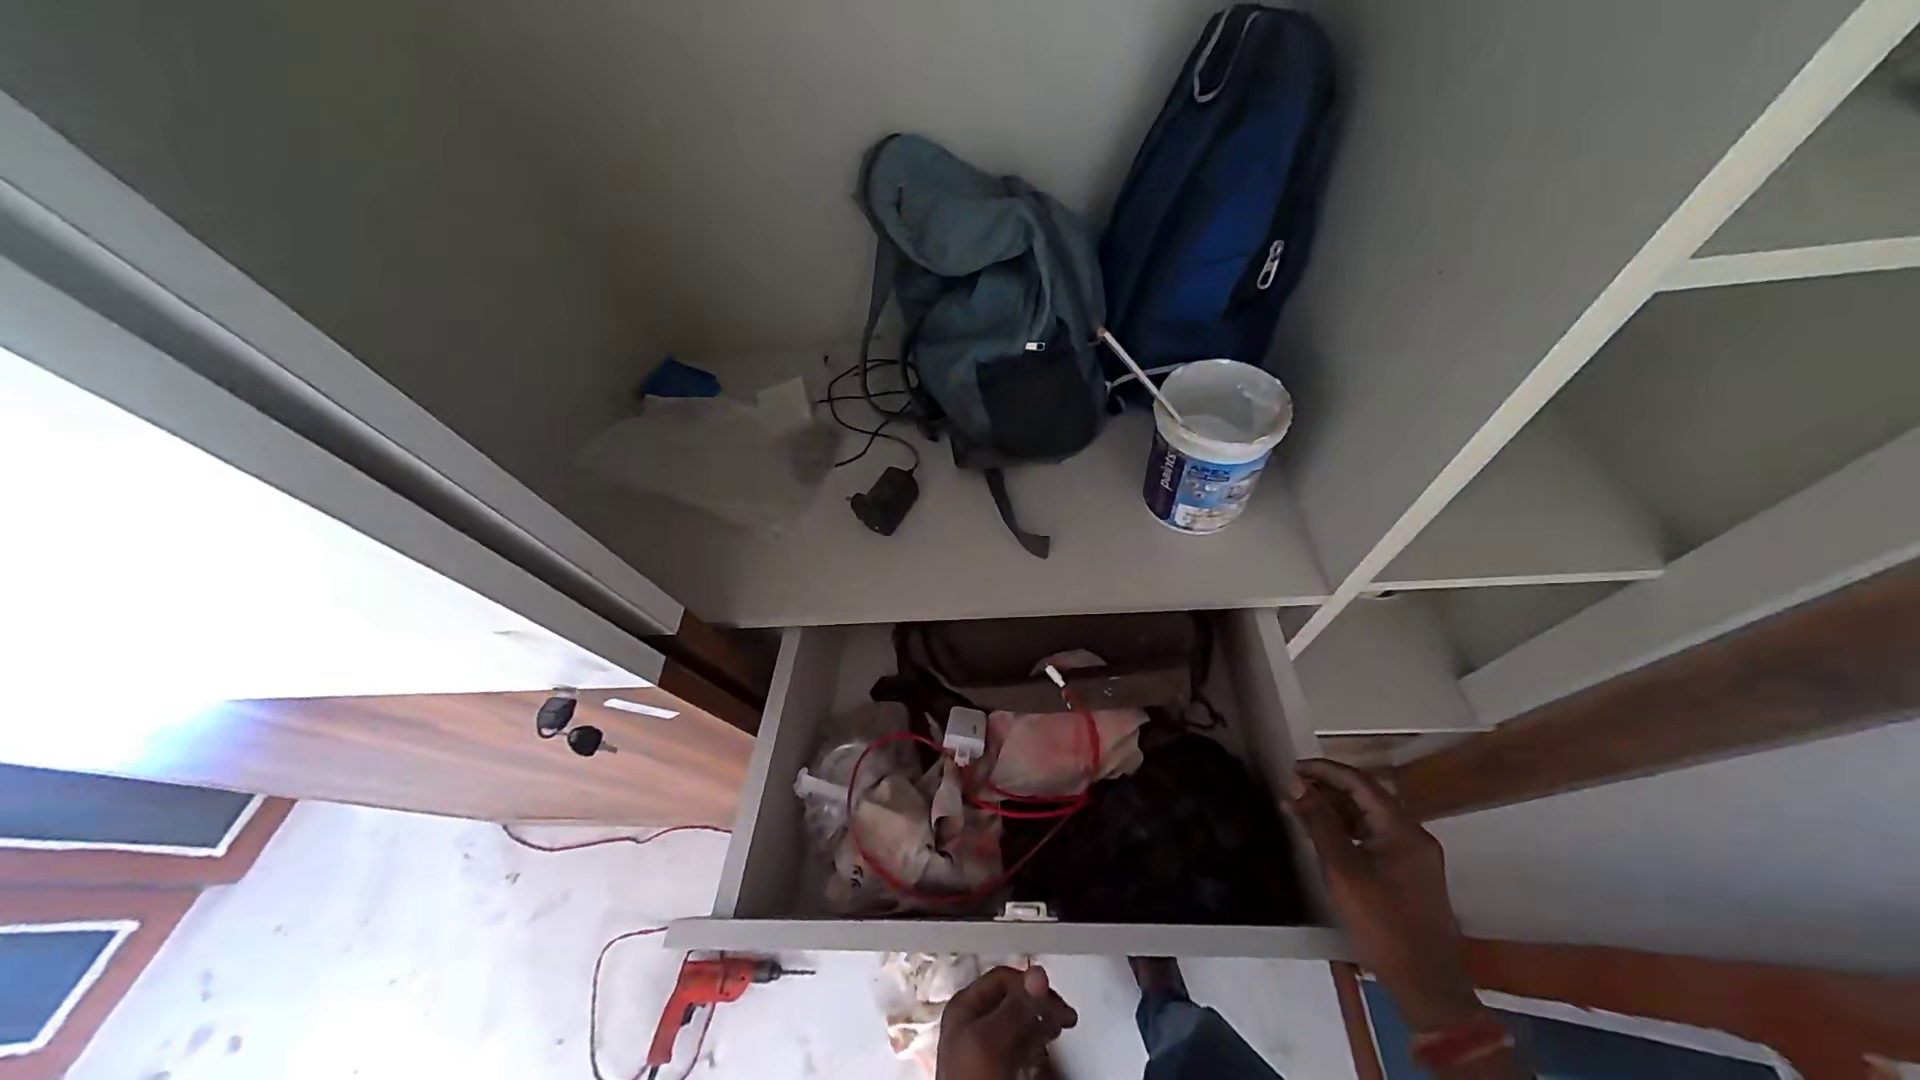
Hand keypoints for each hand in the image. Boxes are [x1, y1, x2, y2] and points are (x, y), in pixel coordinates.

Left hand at [936, 966, 1077, 1079]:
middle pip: (1013, 1001)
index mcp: (964, 1009)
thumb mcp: (992, 1038)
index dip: (1028, 983)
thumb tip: (1038, 975)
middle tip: (1063, 1013)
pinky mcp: (997, 1070)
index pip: (1001, 978)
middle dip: (1039, 1003)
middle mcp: (973, 1024)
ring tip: (1061, 1026)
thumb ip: (1015, 1006)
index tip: (1051, 994)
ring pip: (1020, 1024)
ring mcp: (985, 1049)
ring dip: (1042, 1022)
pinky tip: (1045, 1050)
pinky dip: (1036, 1044)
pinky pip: (1021, 1048)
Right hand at [1285, 758, 1483, 1031]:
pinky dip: (1345, 830)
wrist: (1424, 981)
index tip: (1292, 768)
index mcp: (1402, 829)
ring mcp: (1412, 855)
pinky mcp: (1407, 872)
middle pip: (1365, 797)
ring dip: (1334, 810)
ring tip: (1298, 808)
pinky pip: (1372, 837)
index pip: (1360, 783)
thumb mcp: (1342, 869)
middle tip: (1290, 788)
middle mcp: (1412, 835)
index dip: (1324, 770)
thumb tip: (1297, 784)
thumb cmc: (1381, 921)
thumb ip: (1319, 822)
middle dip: (1326, 789)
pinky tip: (1321, 834)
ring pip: (1367, 818)